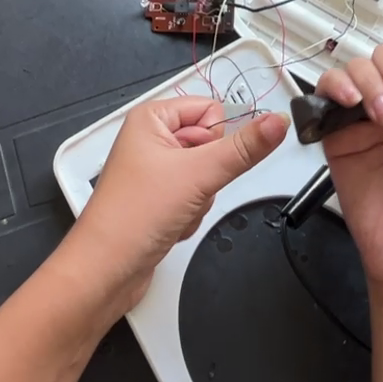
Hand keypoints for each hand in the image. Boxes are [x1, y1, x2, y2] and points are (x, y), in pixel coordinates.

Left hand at [69, 97, 287, 305]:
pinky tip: (171, 224)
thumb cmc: (136, 215)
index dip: (216, 139)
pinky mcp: (158, 198)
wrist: (104, 272)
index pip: (211, 109)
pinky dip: (190, 213)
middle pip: (210, 143)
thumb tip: (277, 121)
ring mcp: (154, 170)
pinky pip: (194, 196)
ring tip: (175, 210)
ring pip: (206, 173)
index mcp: (152, 117)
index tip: (200, 163)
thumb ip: (244, 149)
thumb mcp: (199, 175)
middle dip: (207, 174)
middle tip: (185, 190)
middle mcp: (151, 138)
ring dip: (199, 198)